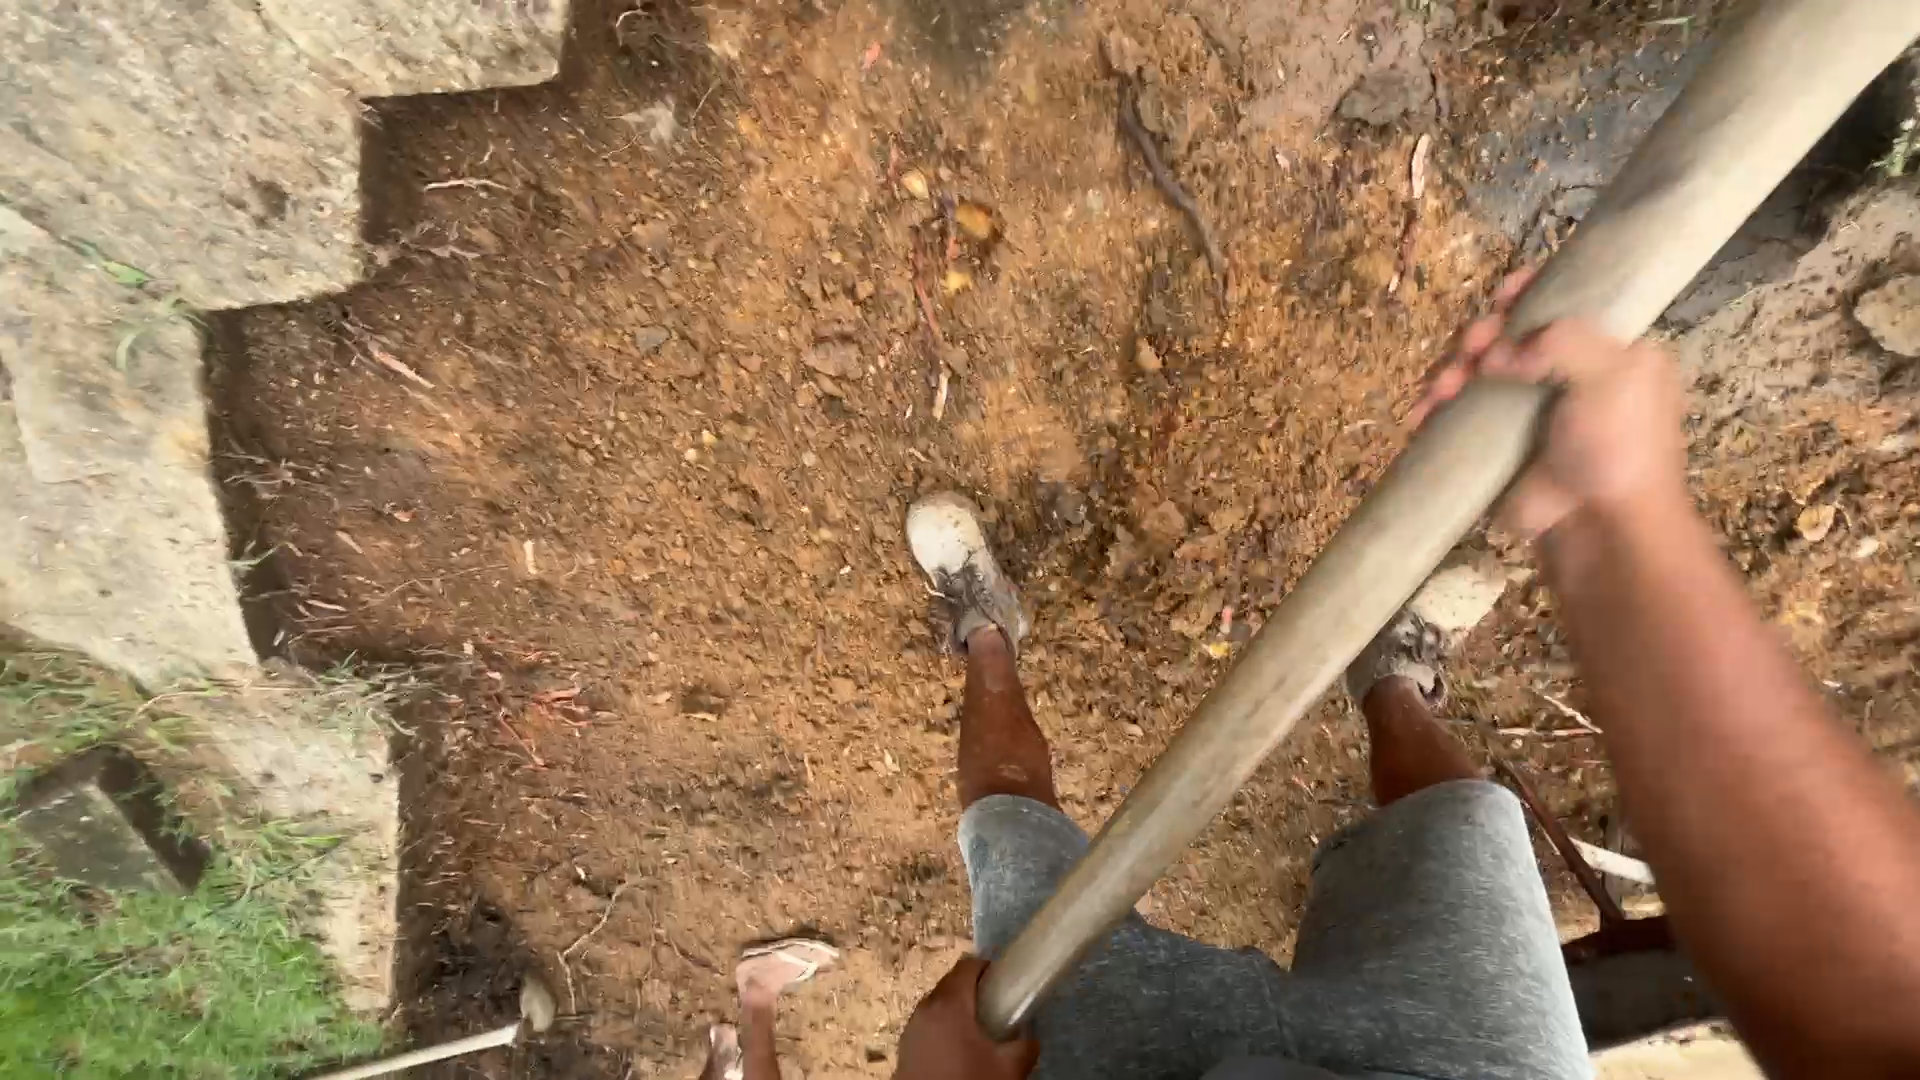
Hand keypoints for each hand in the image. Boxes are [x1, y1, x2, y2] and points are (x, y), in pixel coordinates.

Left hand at [894, 956, 1038, 1079]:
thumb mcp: (1007, 1071)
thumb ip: (1024, 1048)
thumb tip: (1030, 1037)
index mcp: (950, 1003)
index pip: (968, 965)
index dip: (988, 969)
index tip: (1003, 985)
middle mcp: (926, 1007)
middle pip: (952, 983)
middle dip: (974, 992)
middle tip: (995, 1012)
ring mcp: (911, 1027)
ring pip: (938, 1005)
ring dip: (957, 1011)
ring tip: (976, 1036)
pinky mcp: (904, 1047)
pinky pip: (927, 1025)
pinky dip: (942, 1029)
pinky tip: (956, 1053)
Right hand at [1412, 272, 1688, 537]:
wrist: (1594, 524)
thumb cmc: (1618, 447)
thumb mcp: (1614, 377)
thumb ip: (1564, 342)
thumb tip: (1498, 352)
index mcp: (1605, 351)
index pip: (1562, 303)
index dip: (1528, 293)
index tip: (1502, 296)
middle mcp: (1558, 374)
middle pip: (1504, 335)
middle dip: (1477, 339)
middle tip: (1469, 354)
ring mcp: (1518, 409)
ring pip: (1468, 372)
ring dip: (1446, 373)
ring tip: (1440, 392)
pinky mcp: (1486, 441)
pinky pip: (1447, 414)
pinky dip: (1429, 410)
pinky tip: (1419, 417)